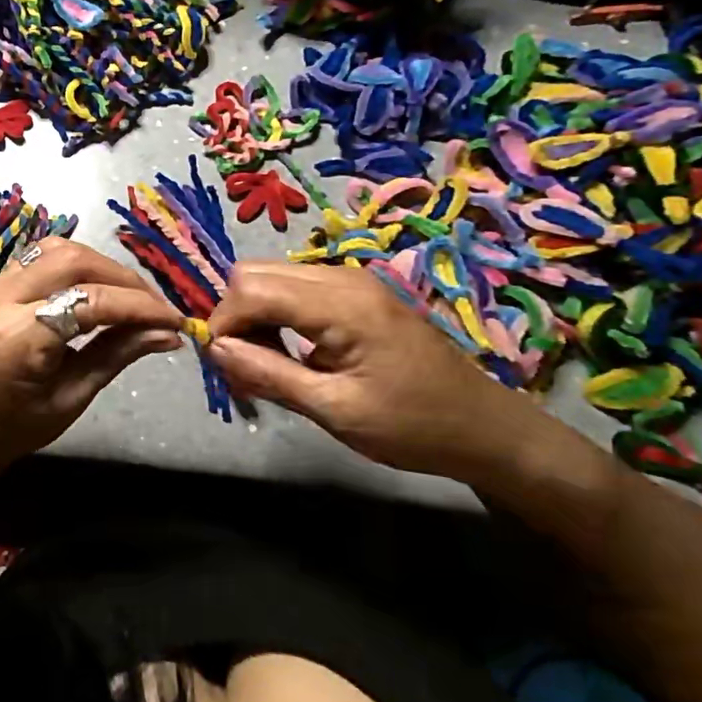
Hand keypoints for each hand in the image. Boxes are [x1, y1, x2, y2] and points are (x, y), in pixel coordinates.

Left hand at [0, 237, 184, 497]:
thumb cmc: (20, 425)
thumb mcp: (74, 397)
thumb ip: (119, 354)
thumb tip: (169, 333)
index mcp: (16, 341)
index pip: (87, 302)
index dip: (136, 305)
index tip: (173, 319)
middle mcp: (0, 301)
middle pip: (73, 261)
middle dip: (122, 278)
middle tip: (155, 307)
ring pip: (58, 249)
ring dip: (102, 265)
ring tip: (131, 295)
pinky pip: (43, 256)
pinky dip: (78, 264)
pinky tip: (99, 286)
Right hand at [205, 262, 545, 480]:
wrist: (485, 428)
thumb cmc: (413, 426)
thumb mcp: (335, 410)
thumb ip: (269, 374)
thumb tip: (215, 349)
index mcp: (341, 305)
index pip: (252, 289)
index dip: (224, 322)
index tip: (222, 364)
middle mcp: (342, 277)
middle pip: (255, 272)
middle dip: (235, 314)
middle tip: (242, 364)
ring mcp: (350, 280)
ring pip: (270, 276)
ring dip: (253, 313)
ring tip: (263, 361)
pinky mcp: (355, 291)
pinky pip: (294, 286)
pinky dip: (275, 311)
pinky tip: (288, 349)